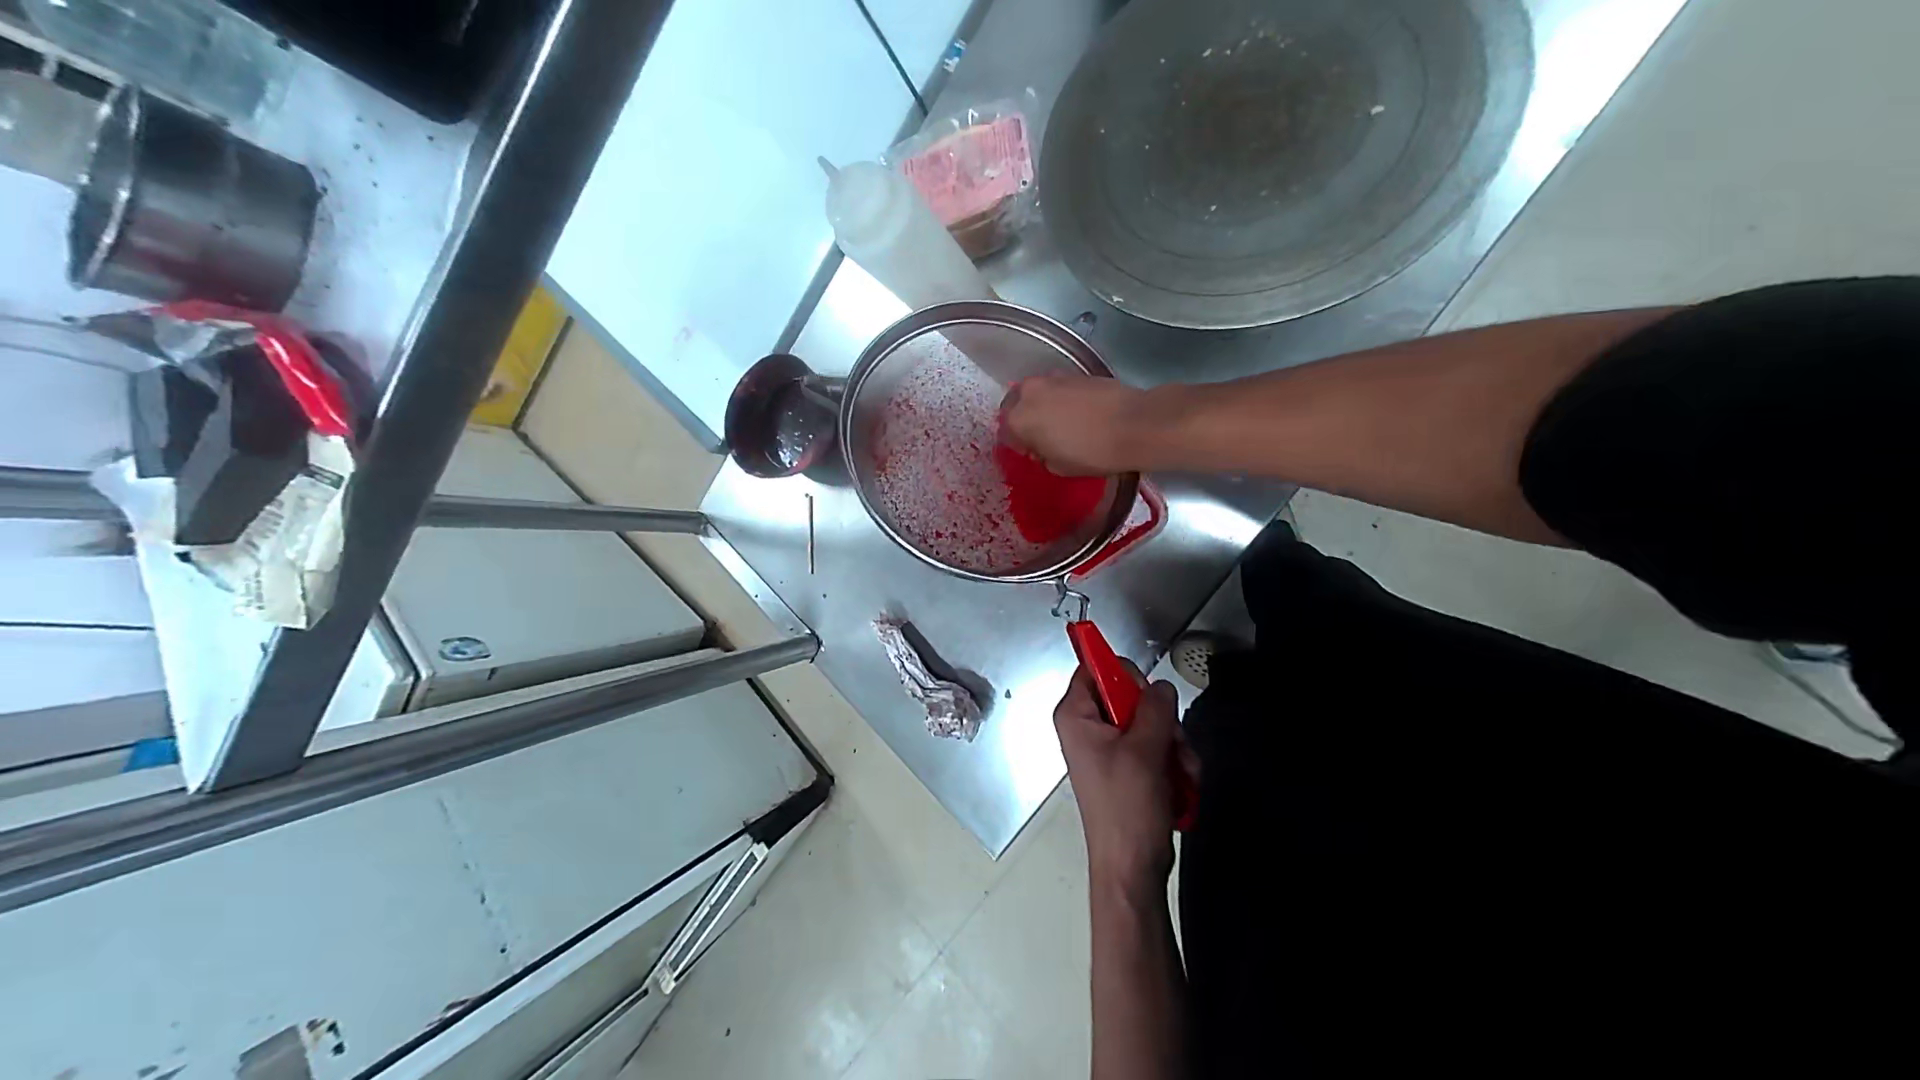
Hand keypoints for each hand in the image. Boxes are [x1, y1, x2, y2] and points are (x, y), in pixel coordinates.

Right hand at [1000, 375, 1155, 475]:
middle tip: (1042, 436)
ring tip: (1062, 423)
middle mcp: (1029, 392)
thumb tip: (1043, 447)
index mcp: (1018, 419)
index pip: (1005, 433)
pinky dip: (1061, 398)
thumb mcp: (1059, 467)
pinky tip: (1079, 412)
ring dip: (1042, 406)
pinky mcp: (1075, 372)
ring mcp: (1053, 378)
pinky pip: (1058, 388)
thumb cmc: (1092, 453)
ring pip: (1037, 393)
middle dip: (1025, 420)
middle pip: (1016, 406)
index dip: (1018, 445)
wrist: (1134, 424)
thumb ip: (1042, 455)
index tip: (1032, 453)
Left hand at [1054, 660, 1193, 891]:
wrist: (1131, 866)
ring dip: (1173, 746)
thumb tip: (1162, 687)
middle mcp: (1087, 726)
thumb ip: (1155, 708)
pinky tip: (1181, 785)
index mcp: (1075, 715)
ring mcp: (1108, 748)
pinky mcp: (1127, 767)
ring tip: (1180, 773)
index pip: (1092, 669)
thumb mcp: (1144, 750)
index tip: (1145, 695)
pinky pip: (1155, 747)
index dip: (1122, 674)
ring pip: (1149, 723)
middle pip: (1128, 696)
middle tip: (1172, 743)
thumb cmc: (1127, 806)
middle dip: (1161, 720)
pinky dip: (1173, 763)